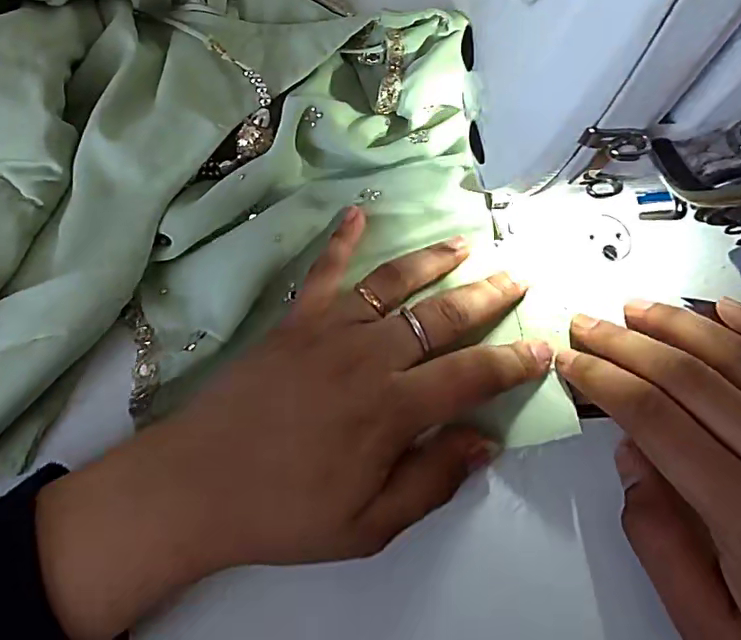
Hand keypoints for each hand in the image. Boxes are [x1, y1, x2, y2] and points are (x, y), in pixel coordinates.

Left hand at [35, 206, 553, 638]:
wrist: (198, 484)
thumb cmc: (285, 511)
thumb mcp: (367, 526)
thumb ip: (430, 481)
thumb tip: (484, 441)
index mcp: (391, 410)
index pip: (470, 376)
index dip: (512, 361)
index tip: (542, 346)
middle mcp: (368, 357)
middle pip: (442, 317)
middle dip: (488, 295)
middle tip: (518, 276)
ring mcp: (330, 329)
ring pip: (395, 284)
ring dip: (434, 260)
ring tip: (467, 243)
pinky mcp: (295, 319)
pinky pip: (324, 271)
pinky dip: (342, 239)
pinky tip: (358, 212)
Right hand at [560, 297, 740, 639]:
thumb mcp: (717, 632)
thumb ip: (663, 544)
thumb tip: (631, 455)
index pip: (655, 418)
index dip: (602, 379)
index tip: (569, 359)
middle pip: (690, 377)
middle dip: (626, 343)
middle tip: (586, 323)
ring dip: (682, 323)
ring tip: (636, 306)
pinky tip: (729, 309)